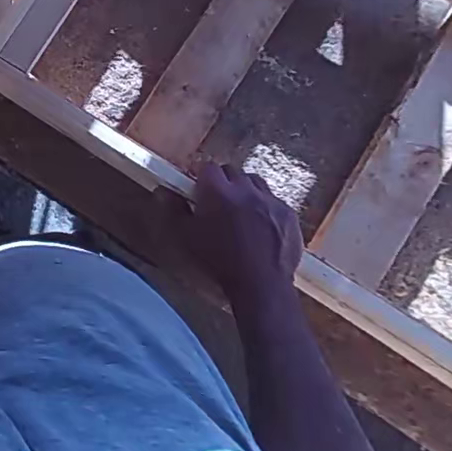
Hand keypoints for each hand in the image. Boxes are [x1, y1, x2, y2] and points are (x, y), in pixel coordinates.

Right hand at [180, 162, 301, 301]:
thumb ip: (173, 209)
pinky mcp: (289, 213)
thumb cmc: (217, 260)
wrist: (260, 283)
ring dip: (244, 190)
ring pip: (255, 182)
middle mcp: (246, 189)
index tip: (197, 188)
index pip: (208, 167)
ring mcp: (271, 200)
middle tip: (215, 201)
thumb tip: (162, 191)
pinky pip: (273, 200)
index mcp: (217, 192)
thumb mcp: (187, 236)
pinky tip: (259, 225)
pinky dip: (264, 206)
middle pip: (232, 171)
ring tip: (239, 210)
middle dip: (222, 181)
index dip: (201, 176)